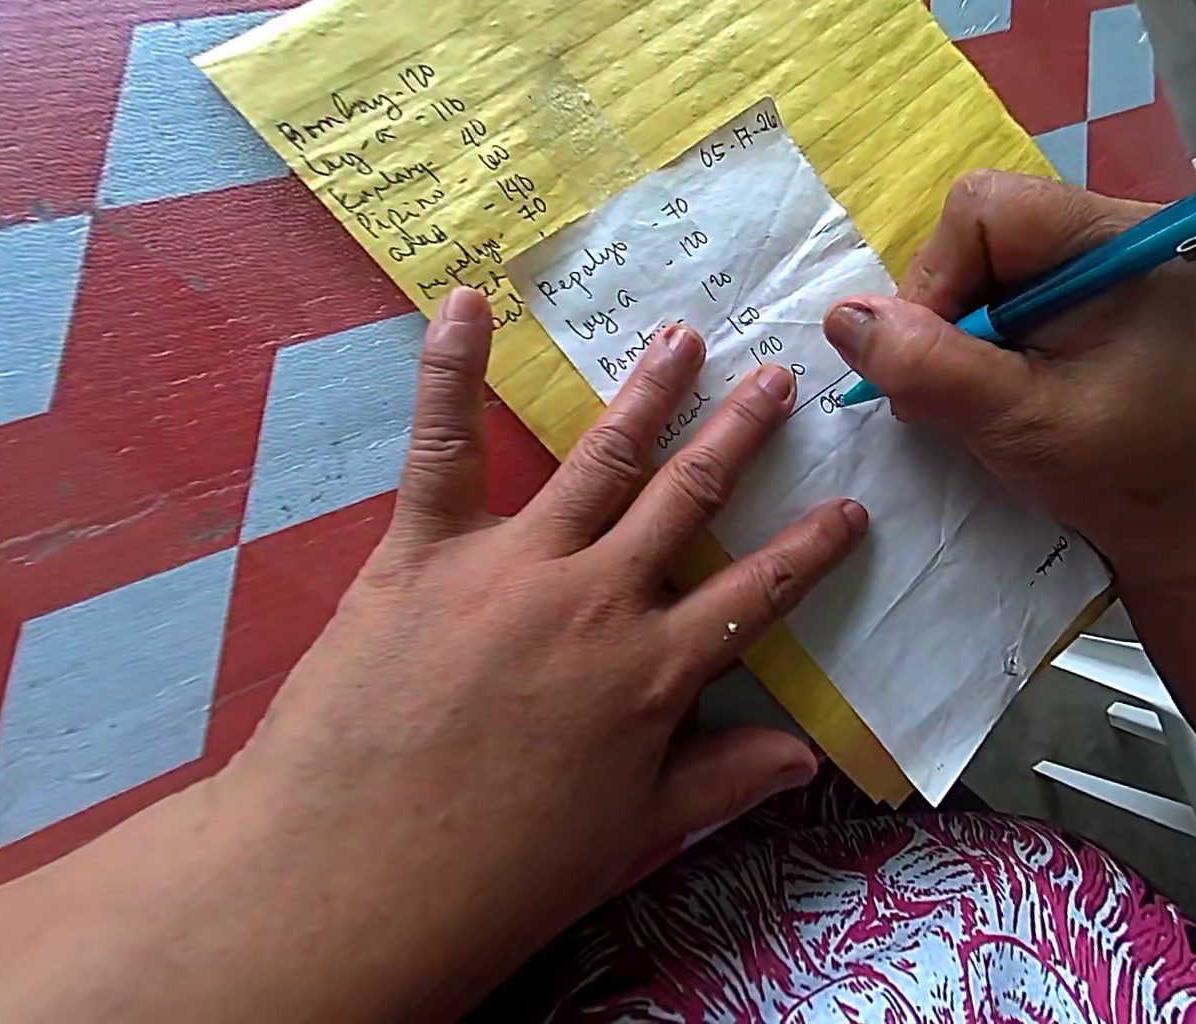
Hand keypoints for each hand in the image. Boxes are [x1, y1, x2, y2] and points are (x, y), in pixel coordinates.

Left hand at [219, 289, 865, 1016]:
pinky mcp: (425, 550)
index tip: (850, 507)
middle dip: (738, 436)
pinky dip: (450, 372)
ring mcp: (513, 564)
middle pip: (688, 499)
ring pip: (600, 458)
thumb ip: (722, 779)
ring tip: (682, 339)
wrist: (345, 890)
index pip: (758, 595)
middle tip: (773, 381)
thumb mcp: (632, 834)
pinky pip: (444, 447)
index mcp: (651, 672)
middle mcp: (597, 599)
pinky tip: (468, 306)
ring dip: (650, 394)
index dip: (811, 551)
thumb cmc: (501, 871)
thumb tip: (809, 757)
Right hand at [821, 171, 1195, 586]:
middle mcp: (1095, 239)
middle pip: (966, 236)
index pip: (984, 210)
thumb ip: (927, 366)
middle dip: (935, 315)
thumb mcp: (1014, 420)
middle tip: (946, 387)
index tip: (936, 359)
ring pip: (960, 270)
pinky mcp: (1055, 302)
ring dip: (938, 336)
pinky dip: (952, 345)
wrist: (1161, 518)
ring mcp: (1075, 270)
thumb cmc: (1112, 471)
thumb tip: (841, 317)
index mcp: (1112, 245)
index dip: (938, 280)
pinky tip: (974, 385)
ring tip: (965, 396)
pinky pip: (972, 297)